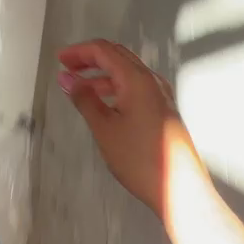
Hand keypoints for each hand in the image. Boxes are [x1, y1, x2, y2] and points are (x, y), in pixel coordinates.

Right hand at [56, 40, 186, 217]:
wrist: (182, 193)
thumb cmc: (140, 158)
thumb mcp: (105, 128)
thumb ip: (84, 99)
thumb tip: (67, 79)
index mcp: (137, 79)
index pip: (103, 50)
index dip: (79, 51)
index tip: (60, 60)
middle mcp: (152, 81)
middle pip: (117, 56)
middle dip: (90, 59)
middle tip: (68, 69)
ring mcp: (162, 96)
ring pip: (127, 73)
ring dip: (102, 75)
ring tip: (81, 90)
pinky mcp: (165, 112)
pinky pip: (136, 88)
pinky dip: (117, 88)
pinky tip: (106, 105)